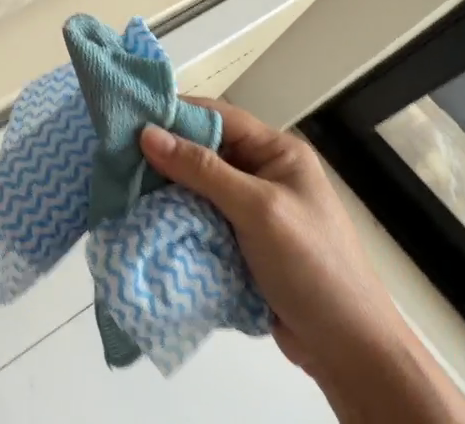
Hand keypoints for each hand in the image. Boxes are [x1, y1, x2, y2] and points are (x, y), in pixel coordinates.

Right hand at [140, 99, 464, 422]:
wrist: (350, 350)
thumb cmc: (313, 267)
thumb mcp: (258, 210)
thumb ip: (202, 170)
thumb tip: (146, 133)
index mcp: (277, 153)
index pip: (217, 116)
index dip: (173, 114)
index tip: (126, 119)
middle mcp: (262, 174)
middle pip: (202, 150)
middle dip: (162, 155)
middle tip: (113, 157)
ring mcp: (251, 211)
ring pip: (195, 187)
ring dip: (163, 190)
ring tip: (119, 187)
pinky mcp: (239, 243)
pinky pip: (198, 219)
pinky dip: (173, 219)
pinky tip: (142, 220)